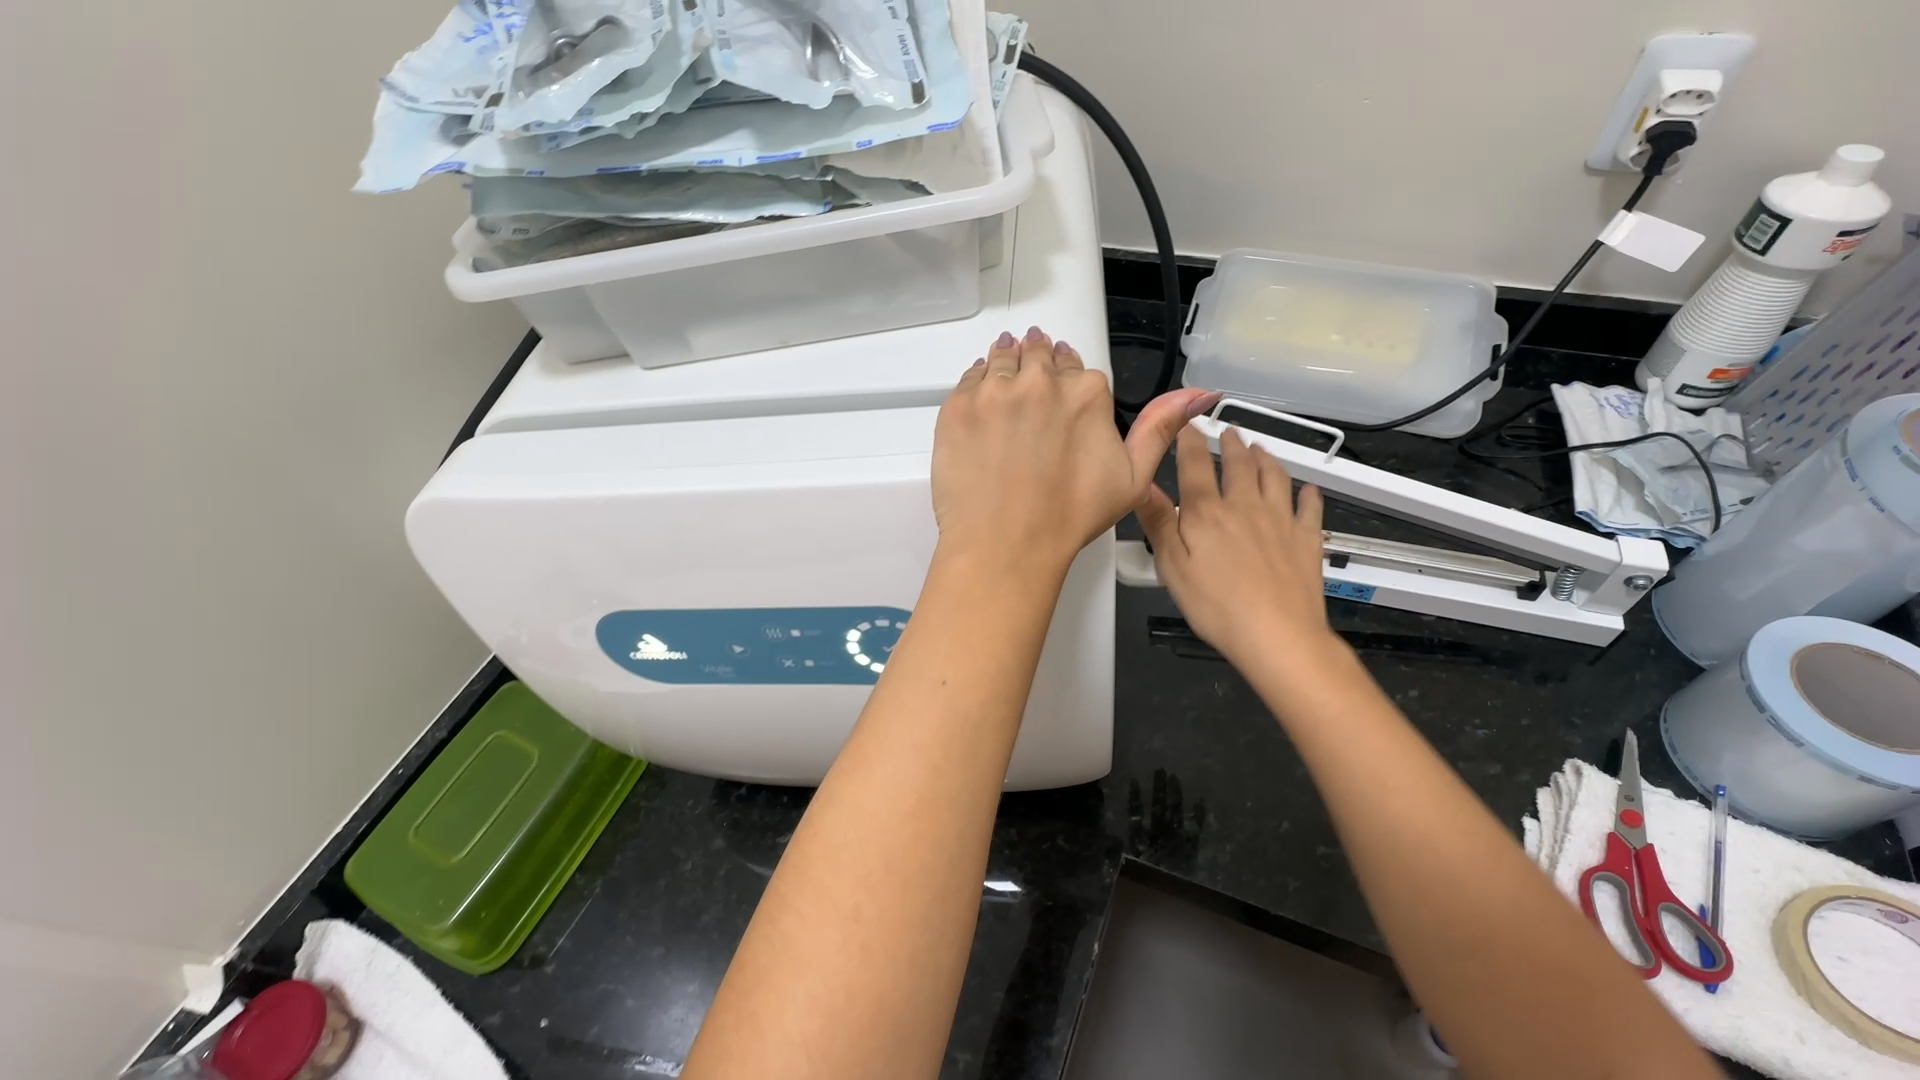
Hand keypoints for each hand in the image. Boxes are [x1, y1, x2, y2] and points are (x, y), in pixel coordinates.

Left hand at [932, 326, 1214, 574]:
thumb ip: (1161, 427)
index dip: (1069, 378)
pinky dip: (976, 385)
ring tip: (1006, 386)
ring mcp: (995, 391)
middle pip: (1038, 354)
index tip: (1063, 392)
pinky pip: (968, 378)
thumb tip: (1196, 395)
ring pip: (1001, 358)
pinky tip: (982, 406)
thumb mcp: (1132, 476)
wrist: (1006, 545)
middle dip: (1037, 363)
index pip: (1076, 365)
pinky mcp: (958, 406)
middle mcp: (1040, 381)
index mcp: (1086, 393)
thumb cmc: (1067, 519)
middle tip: (1032, 386)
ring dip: (1005, 364)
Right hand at [1135, 425, 1334, 664]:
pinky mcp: (1307, 540)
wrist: (1277, 634)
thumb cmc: (1216, 605)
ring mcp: (1281, 521)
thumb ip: (1159, 522)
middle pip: (1239, 465)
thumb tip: (1143, 484)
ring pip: (1274, 478)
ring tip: (1260, 448)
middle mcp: (1245, 506)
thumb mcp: (1172, 566)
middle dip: (1231, 444)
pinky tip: (1308, 489)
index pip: (1195, 466)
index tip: (1187, 425)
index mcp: (1208, 513)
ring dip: (1266, 459)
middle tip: (1228, 431)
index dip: (1190, 442)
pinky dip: (1309, 494)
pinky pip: (1310, 508)